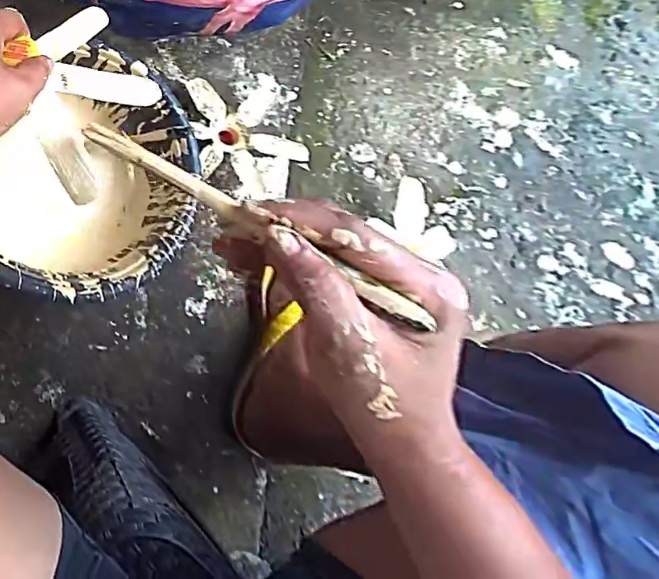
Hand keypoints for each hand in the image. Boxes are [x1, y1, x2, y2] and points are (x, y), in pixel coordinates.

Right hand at [223, 200, 471, 465]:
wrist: (398, 445)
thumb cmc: (382, 404)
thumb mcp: (347, 344)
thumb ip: (316, 285)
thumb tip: (278, 236)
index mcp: (426, 284)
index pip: (356, 235)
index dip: (302, 220)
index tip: (256, 213)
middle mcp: (411, 271)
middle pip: (337, 232)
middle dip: (283, 226)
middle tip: (238, 221)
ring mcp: (387, 278)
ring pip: (322, 242)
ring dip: (275, 238)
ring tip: (232, 238)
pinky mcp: (361, 286)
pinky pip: (317, 260)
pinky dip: (280, 256)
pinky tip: (247, 254)